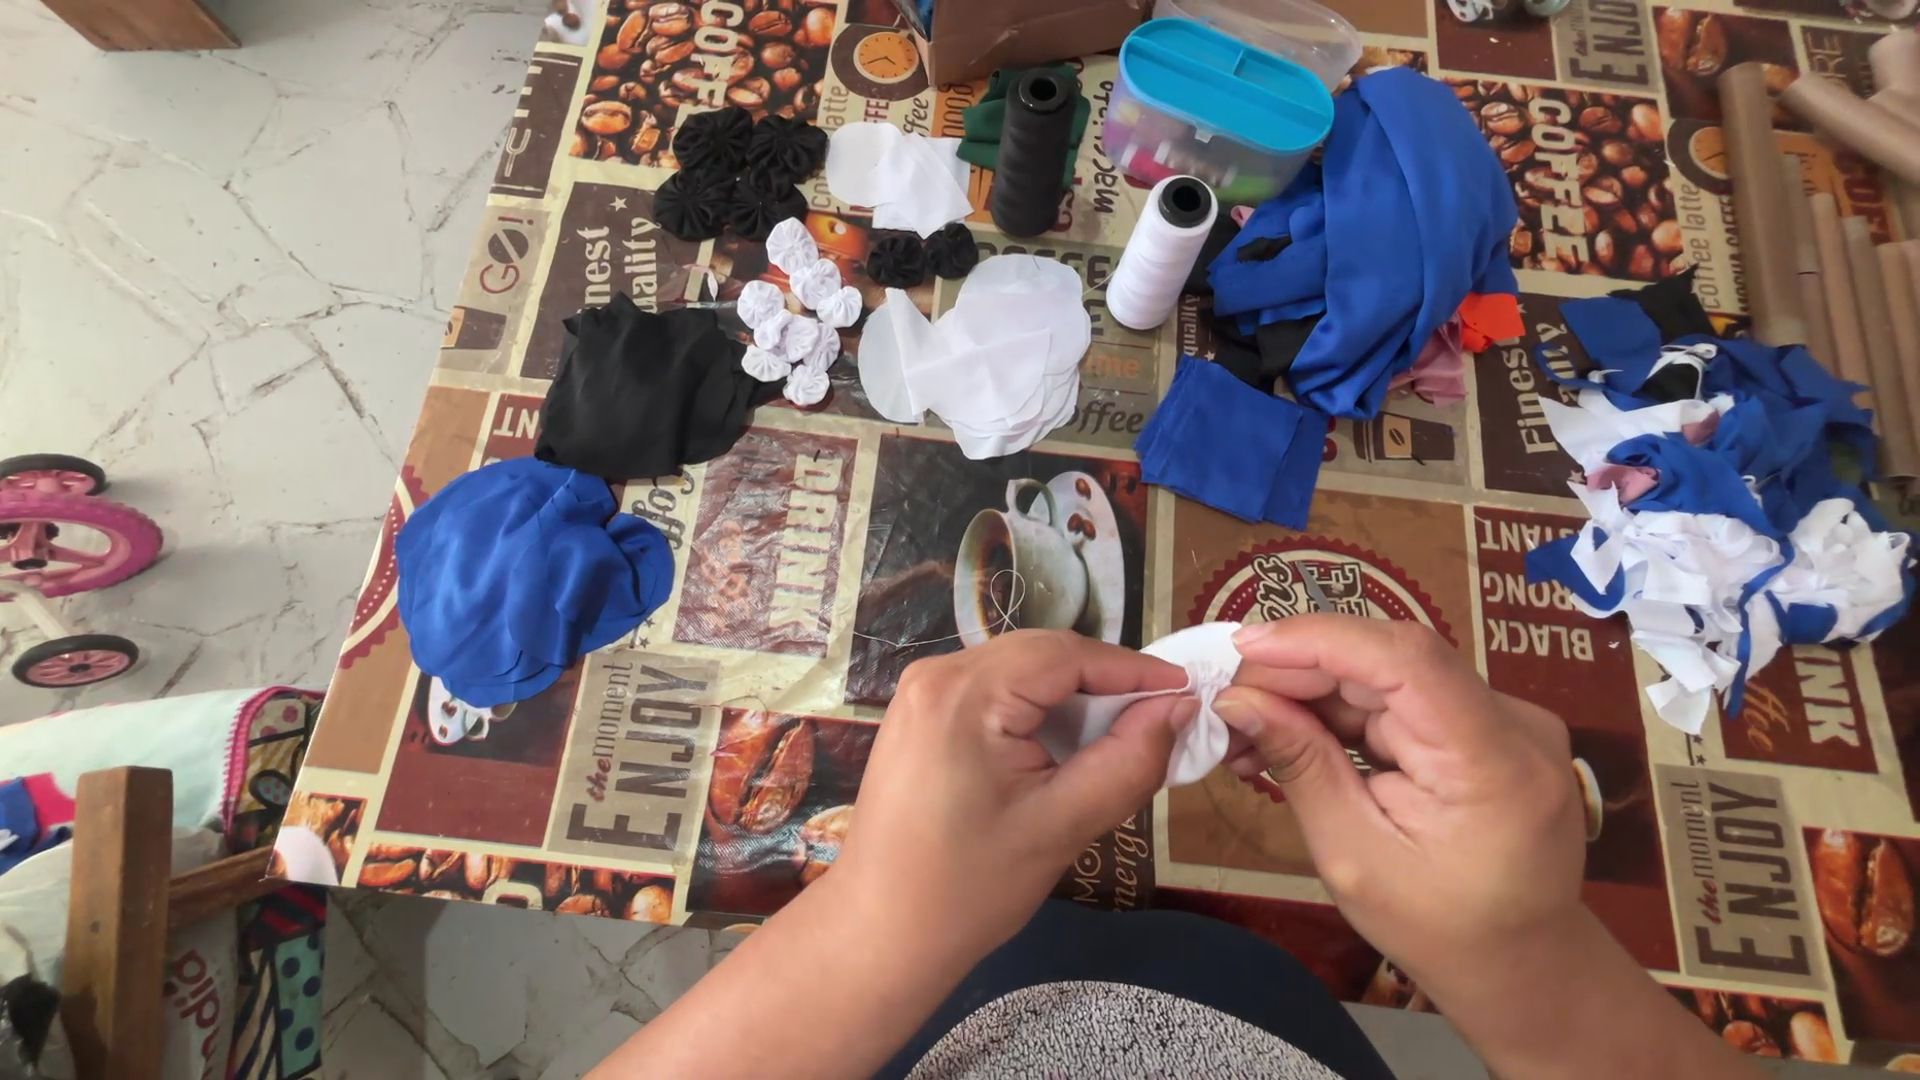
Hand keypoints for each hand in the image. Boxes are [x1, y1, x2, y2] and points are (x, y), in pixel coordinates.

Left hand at [836, 629, 1196, 957]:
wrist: (880, 932)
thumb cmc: (969, 888)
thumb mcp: (1062, 825)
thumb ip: (1129, 759)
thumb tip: (1178, 707)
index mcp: (964, 691)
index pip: (1065, 653)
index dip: (1132, 668)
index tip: (1186, 690)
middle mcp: (937, 672)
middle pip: (1040, 655)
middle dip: (1102, 682)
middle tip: (1157, 719)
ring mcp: (921, 690)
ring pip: (1019, 670)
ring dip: (1070, 696)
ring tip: (1116, 735)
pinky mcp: (920, 712)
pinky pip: (992, 689)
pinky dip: (1035, 707)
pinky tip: (1061, 743)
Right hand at [1213, 614, 1585, 989]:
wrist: (1522, 962)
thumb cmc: (1440, 928)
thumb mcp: (1352, 856)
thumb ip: (1300, 767)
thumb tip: (1235, 701)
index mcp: (1494, 765)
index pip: (1407, 660)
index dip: (1319, 639)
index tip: (1244, 648)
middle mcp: (1508, 722)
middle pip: (1381, 660)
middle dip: (1292, 673)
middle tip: (1227, 709)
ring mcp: (1495, 716)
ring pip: (1374, 673)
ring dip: (1301, 693)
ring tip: (1244, 733)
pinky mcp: (1473, 719)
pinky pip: (1386, 694)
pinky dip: (1329, 709)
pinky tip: (1286, 733)